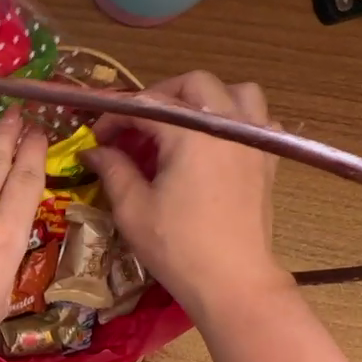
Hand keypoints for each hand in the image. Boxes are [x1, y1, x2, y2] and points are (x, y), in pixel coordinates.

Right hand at [79, 71, 291, 317]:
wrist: (231, 277)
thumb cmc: (175, 246)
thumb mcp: (132, 209)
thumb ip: (113, 170)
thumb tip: (94, 151)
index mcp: (192, 136)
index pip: (147, 105)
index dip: (116, 115)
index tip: (96, 136)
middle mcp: (229, 125)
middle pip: (193, 84)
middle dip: (157, 97)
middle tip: (133, 126)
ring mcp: (255, 138)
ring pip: (233, 91)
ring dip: (200, 99)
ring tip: (176, 127)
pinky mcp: (267, 156)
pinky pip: (255, 117)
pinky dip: (229, 118)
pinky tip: (209, 143)